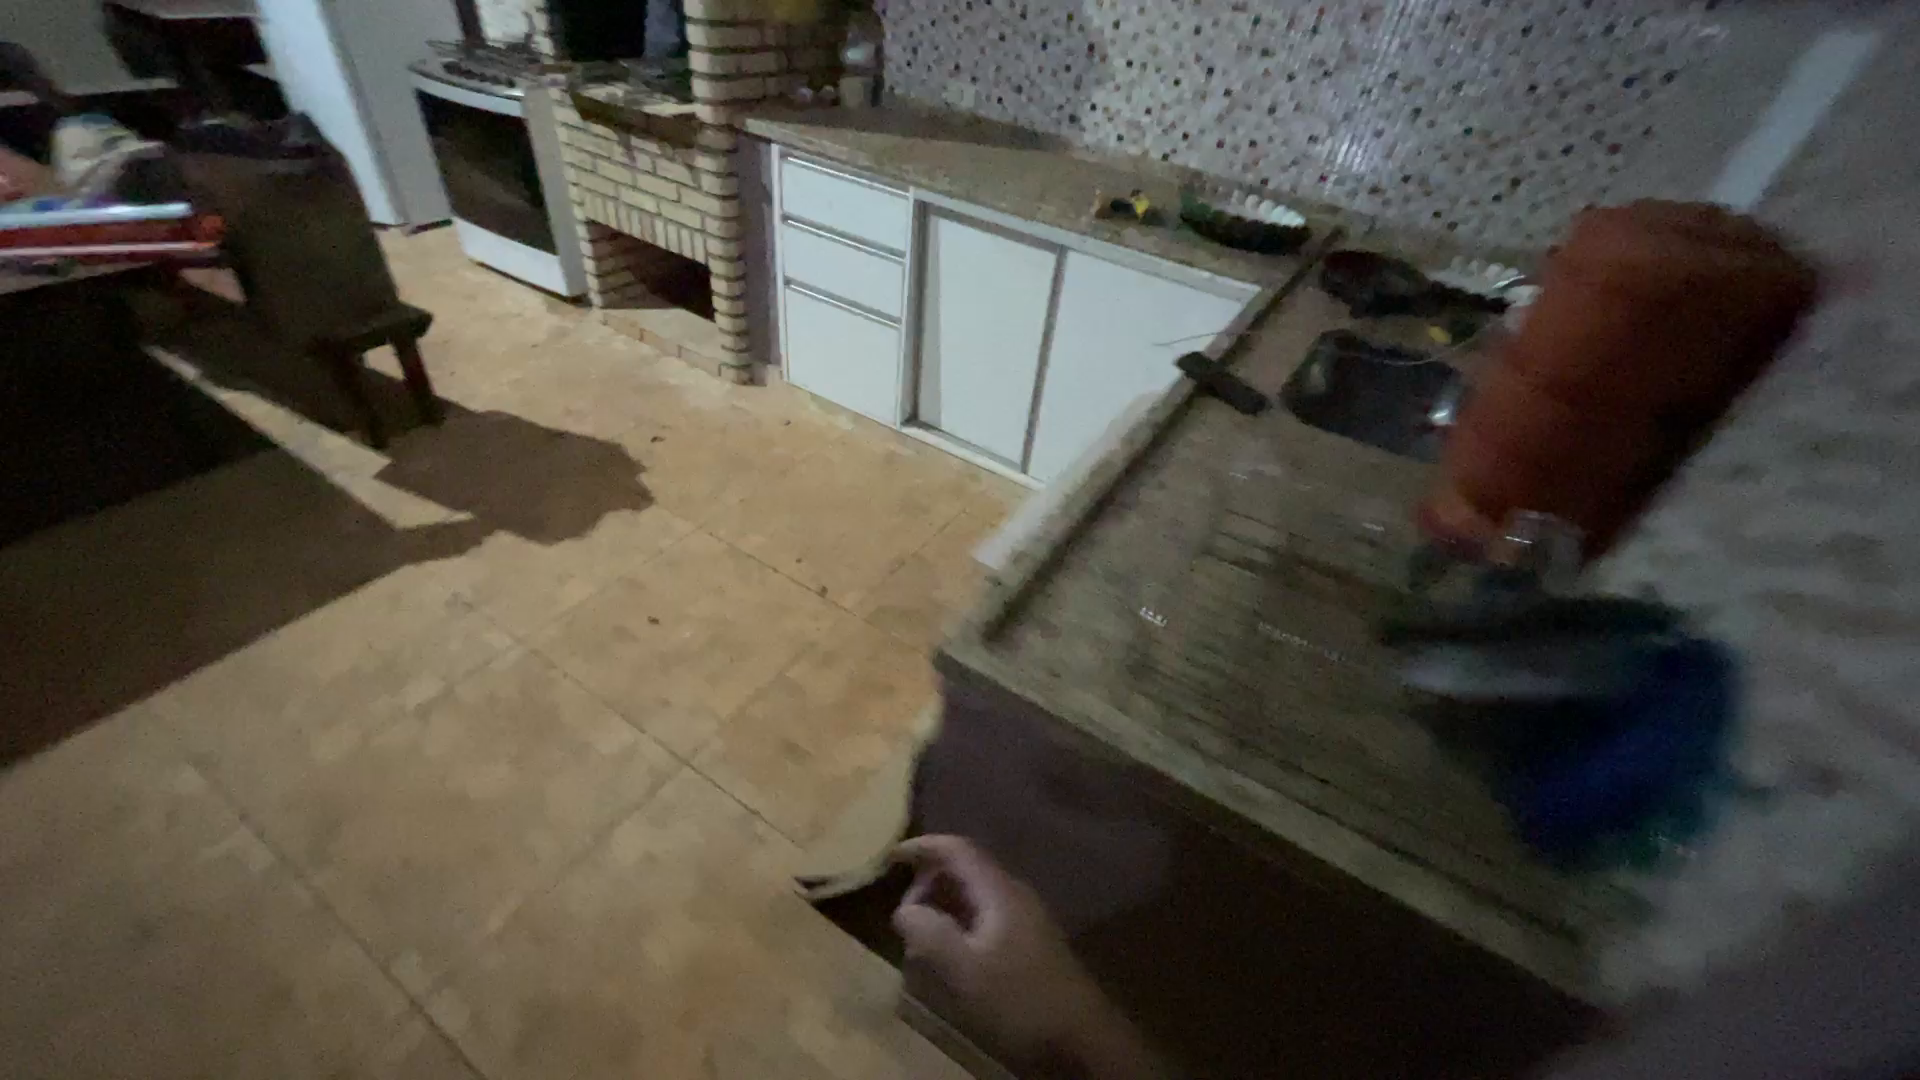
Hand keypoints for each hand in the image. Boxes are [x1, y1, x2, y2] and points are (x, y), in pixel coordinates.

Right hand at [891, 835, 1125, 1063]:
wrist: (1082, 1040)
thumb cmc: (1021, 1000)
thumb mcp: (965, 971)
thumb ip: (931, 934)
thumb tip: (904, 909)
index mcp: (999, 890)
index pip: (957, 849)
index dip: (922, 846)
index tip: (890, 856)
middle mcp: (1013, 894)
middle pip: (965, 870)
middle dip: (928, 883)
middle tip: (904, 915)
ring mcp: (1025, 918)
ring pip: (974, 896)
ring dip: (943, 907)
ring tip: (920, 938)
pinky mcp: (1029, 943)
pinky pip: (985, 917)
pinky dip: (959, 925)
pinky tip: (950, 956)